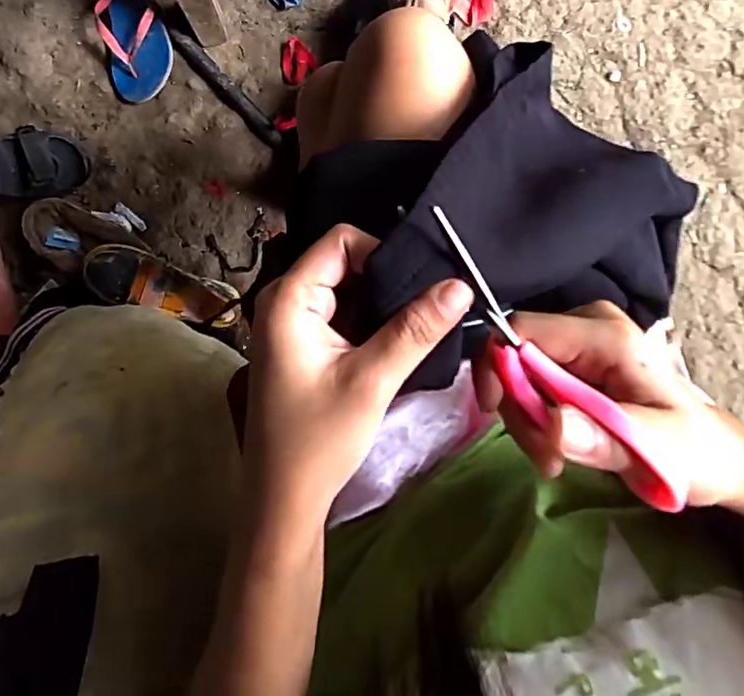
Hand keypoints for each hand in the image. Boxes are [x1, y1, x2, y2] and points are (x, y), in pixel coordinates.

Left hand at [244, 224, 473, 521]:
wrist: (283, 502)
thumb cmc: (318, 441)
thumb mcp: (372, 380)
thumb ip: (416, 329)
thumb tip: (460, 284)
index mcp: (288, 298)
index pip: (341, 241)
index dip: (382, 252)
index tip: (416, 284)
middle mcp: (285, 300)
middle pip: (346, 261)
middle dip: (387, 279)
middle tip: (427, 306)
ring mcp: (293, 322)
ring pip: (349, 288)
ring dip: (383, 303)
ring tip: (417, 324)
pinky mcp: (304, 342)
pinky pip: (344, 312)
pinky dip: (372, 320)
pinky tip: (397, 340)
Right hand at [472, 301, 743, 507]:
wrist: (716, 453)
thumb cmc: (696, 451)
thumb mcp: (660, 453)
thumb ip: (605, 439)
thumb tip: (552, 424)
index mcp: (607, 336)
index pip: (523, 328)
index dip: (498, 366)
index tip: (498, 415)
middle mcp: (588, 323)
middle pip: (515, 348)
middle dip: (517, 404)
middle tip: (546, 456)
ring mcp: (580, 338)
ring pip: (518, 365)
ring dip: (525, 416)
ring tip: (555, 458)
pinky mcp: (575, 356)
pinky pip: (531, 376)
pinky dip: (534, 413)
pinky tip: (557, 443)